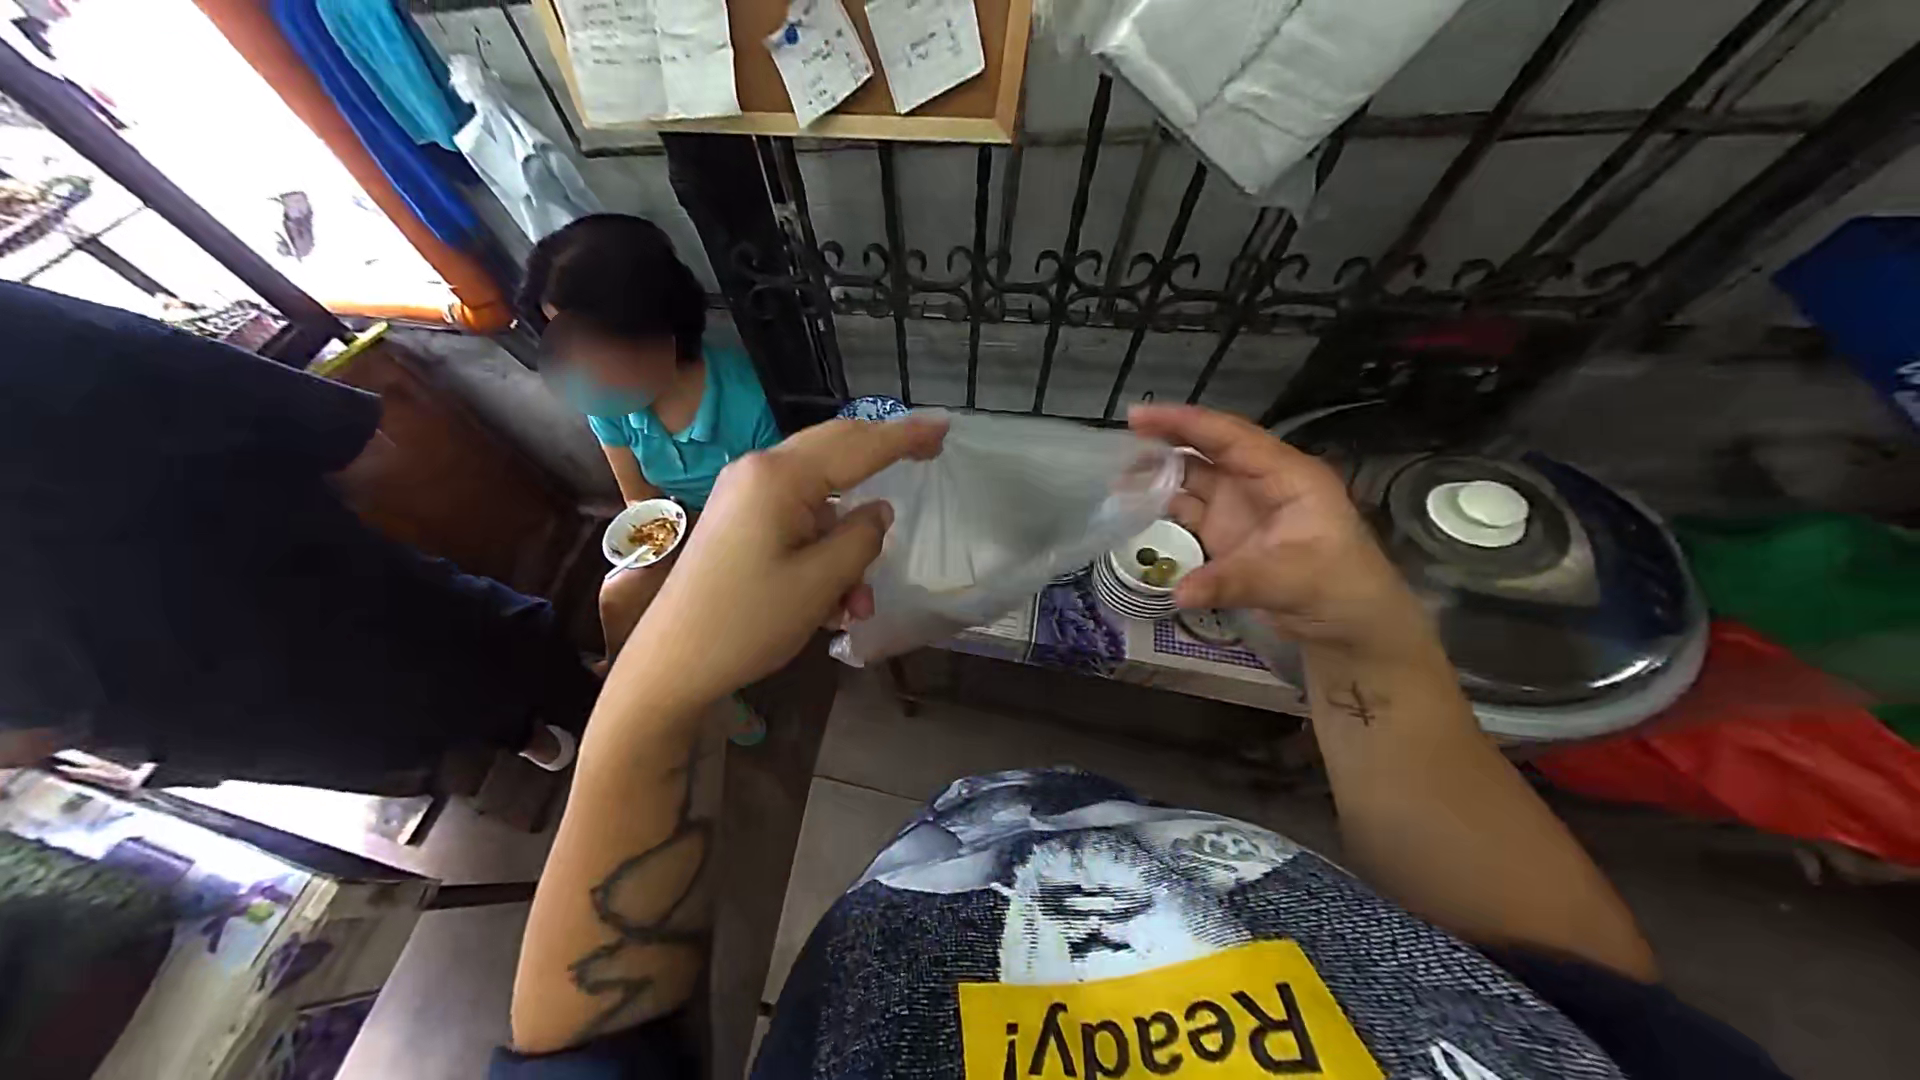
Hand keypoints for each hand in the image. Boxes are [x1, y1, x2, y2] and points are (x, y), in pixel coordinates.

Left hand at [618, 417, 946, 705]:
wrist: (670, 664)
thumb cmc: (747, 622)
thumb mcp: (820, 582)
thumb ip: (861, 538)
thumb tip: (879, 511)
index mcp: (779, 477)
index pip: (857, 446)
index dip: (904, 437)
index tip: (944, 427)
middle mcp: (759, 472)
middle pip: (836, 452)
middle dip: (883, 460)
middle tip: (929, 452)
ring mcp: (745, 496)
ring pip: (820, 499)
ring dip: (848, 544)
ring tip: (856, 606)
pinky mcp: (739, 521)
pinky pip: (797, 522)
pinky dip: (822, 553)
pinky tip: (829, 606)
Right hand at [1128, 405, 1431, 657]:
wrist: (1350, 625)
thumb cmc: (1338, 588)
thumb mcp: (1290, 580)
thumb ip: (1232, 582)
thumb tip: (1178, 592)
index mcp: (1284, 475)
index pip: (1230, 437)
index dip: (1185, 423)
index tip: (1140, 416)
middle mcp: (1257, 483)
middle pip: (1204, 452)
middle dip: (1163, 443)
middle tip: (1119, 443)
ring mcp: (1238, 509)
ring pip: (1191, 482)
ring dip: (1156, 478)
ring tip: (1117, 481)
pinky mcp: (1224, 536)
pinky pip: (1186, 515)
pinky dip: (1160, 511)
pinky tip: (1133, 512)